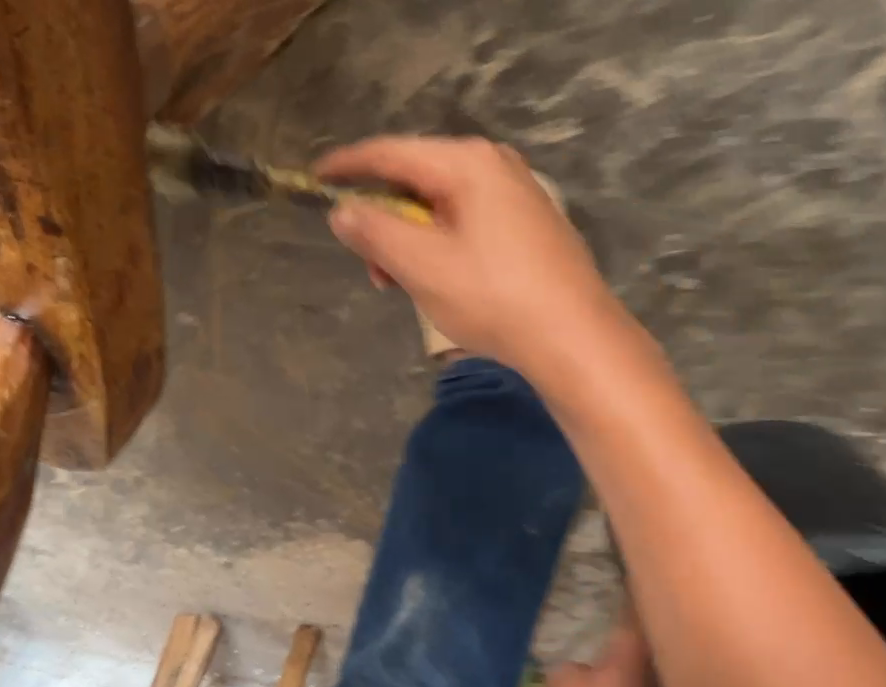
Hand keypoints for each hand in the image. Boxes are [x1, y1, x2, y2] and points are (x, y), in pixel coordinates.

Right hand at [315, 136, 625, 372]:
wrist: (570, 334)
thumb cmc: (490, 296)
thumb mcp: (420, 265)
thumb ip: (374, 232)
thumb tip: (341, 211)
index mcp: (466, 164)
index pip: (391, 153)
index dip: (348, 165)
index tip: (315, 177)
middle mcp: (492, 165)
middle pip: (414, 179)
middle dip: (379, 217)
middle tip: (365, 263)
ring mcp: (512, 193)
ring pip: (436, 205)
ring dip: (404, 239)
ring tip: (394, 282)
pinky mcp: (521, 223)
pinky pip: (460, 221)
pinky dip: (432, 245)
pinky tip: (429, 279)